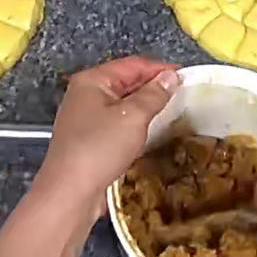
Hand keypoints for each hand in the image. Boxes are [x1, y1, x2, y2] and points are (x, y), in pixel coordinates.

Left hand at [34, 57, 179, 214]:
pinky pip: (117, 123)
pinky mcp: (89, 139)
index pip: (132, 65)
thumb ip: (153, 94)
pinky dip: (135, 123)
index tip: (186, 76)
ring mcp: (85, 118)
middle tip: (184, 94)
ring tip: (174, 111)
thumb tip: (170, 77)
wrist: (71, 192)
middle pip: (126, 82)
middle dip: (153, 86)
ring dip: (146, 106)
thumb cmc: (99, 149)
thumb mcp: (133, 117)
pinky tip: (152, 131)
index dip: (160, 69)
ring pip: (122, 104)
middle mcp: (85, 94)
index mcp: (92, 81)